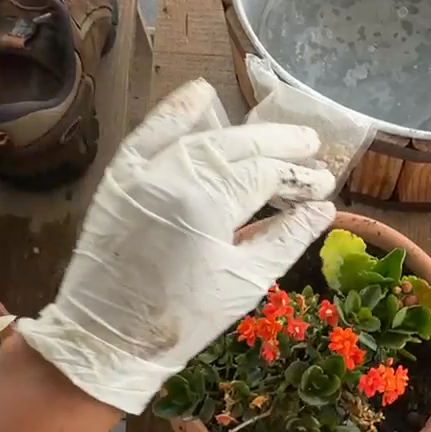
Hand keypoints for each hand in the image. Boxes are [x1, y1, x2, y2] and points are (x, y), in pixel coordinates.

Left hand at [18, 81, 336, 412]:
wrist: (106, 337)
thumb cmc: (186, 316)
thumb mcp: (247, 280)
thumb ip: (288, 237)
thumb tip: (324, 209)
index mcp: (205, 205)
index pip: (265, 175)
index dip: (299, 177)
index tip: (324, 186)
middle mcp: (172, 176)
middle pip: (237, 146)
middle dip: (279, 143)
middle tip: (312, 145)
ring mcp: (142, 173)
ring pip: (201, 136)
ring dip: (242, 131)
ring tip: (276, 134)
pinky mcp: (120, 178)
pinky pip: (150, 133)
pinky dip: (175, 112)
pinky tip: (202, 94)